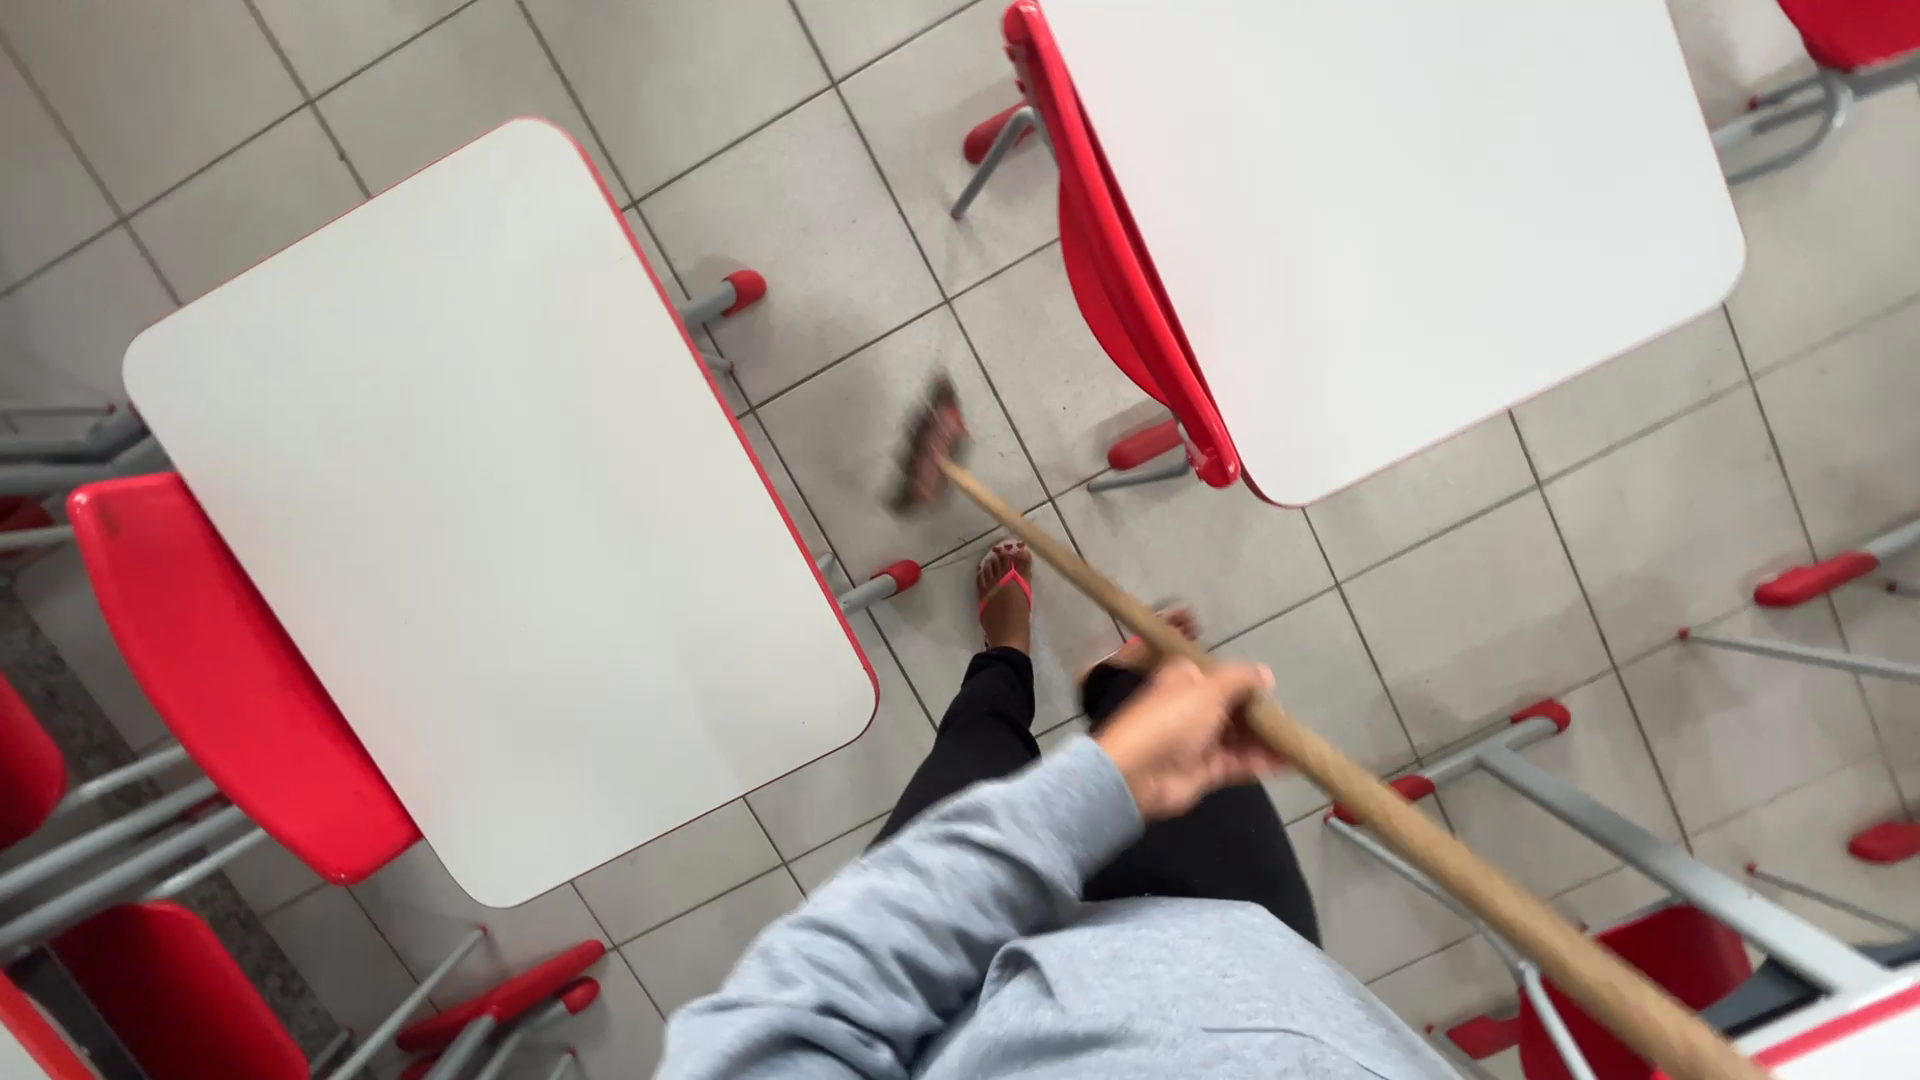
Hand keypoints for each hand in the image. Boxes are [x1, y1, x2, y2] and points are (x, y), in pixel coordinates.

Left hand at [1094, 659, 1288, 820]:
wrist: (1139, 771)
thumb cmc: (1172, 718)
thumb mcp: (1208, 687)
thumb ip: (1240, 679)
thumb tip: (1265, 674)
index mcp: (1185, 679)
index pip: (1218, 675)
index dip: (1243, 681)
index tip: (1271, 688)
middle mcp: (1192, 707)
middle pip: (1233, 708)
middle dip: (1260, 713)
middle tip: (1291, 719)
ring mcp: (1199, 739)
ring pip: (1239, 736)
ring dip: (1266, 739)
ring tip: (1298, 741)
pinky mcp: (1207, 769)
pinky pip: (1240, 762)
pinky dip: (1263, 761)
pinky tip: (1291, 762)